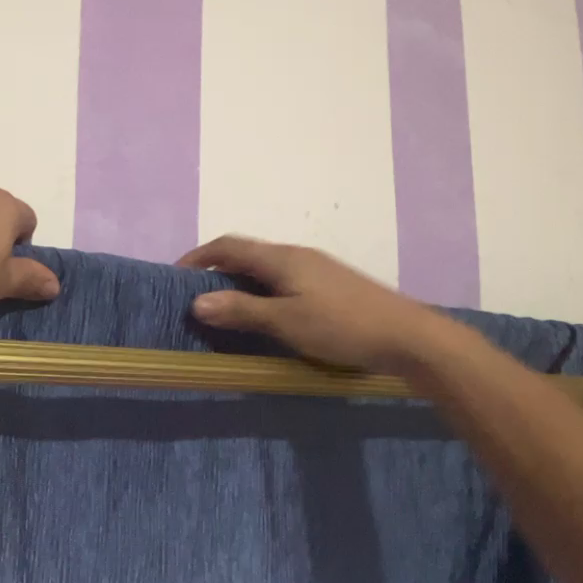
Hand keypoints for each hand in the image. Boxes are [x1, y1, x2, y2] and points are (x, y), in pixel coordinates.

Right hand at [177, 235, 467, 372]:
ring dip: (240, 281)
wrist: (408, 336)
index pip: (229, 246)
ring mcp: (316, 268)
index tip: (175, 275)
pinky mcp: (330, 285)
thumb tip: (197, 300)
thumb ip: (242, 310)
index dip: (199, 256)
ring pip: (266, 267)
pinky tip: (266, 314)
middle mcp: (296, 255)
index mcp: (281, 257)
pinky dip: (262, 290)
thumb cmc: (342, 326)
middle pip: (247, 253)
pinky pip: (283, 279)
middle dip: (217, 269)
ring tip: (224, 308)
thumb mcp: (286, 322)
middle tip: (195, 296)